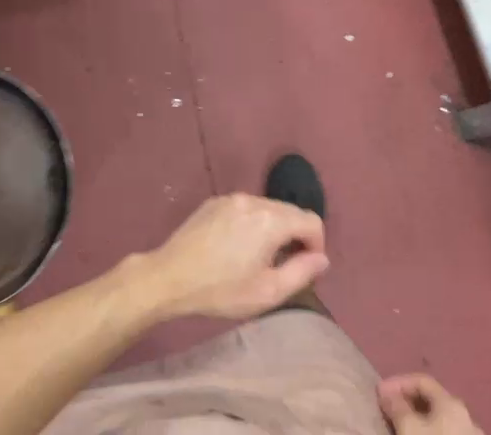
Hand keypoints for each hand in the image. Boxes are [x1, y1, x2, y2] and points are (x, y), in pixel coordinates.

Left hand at [130, 193, 328, 320]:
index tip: (307, 267)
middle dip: (297, 235)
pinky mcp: (213, 202)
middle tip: (287, 265)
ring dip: (275, 228)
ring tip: (264, 258)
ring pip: (268, 208)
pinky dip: (254, 223)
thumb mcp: (268, 291)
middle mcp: (251, 201)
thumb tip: (321, 258)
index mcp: (268, 220)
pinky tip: (240, 247)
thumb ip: (302, 272)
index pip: (310, 220)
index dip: (317, 244)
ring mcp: (229, 198)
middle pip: (290, 211)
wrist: (170, 277)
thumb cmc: (221, 290)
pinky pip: (246, 208)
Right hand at [378, 374, 482, 434]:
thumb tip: (386, 393)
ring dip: (417, 418)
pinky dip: (427, 431)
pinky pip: (444, 433)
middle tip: (387, 408)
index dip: (397, 382)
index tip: (379, 394)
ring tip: (399, 426)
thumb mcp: (407, 427)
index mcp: (452, 404)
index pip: (421, 380)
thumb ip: (395, 406)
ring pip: (439, 419)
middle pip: (432, 400)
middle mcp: (466, 417)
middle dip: (407, 401)